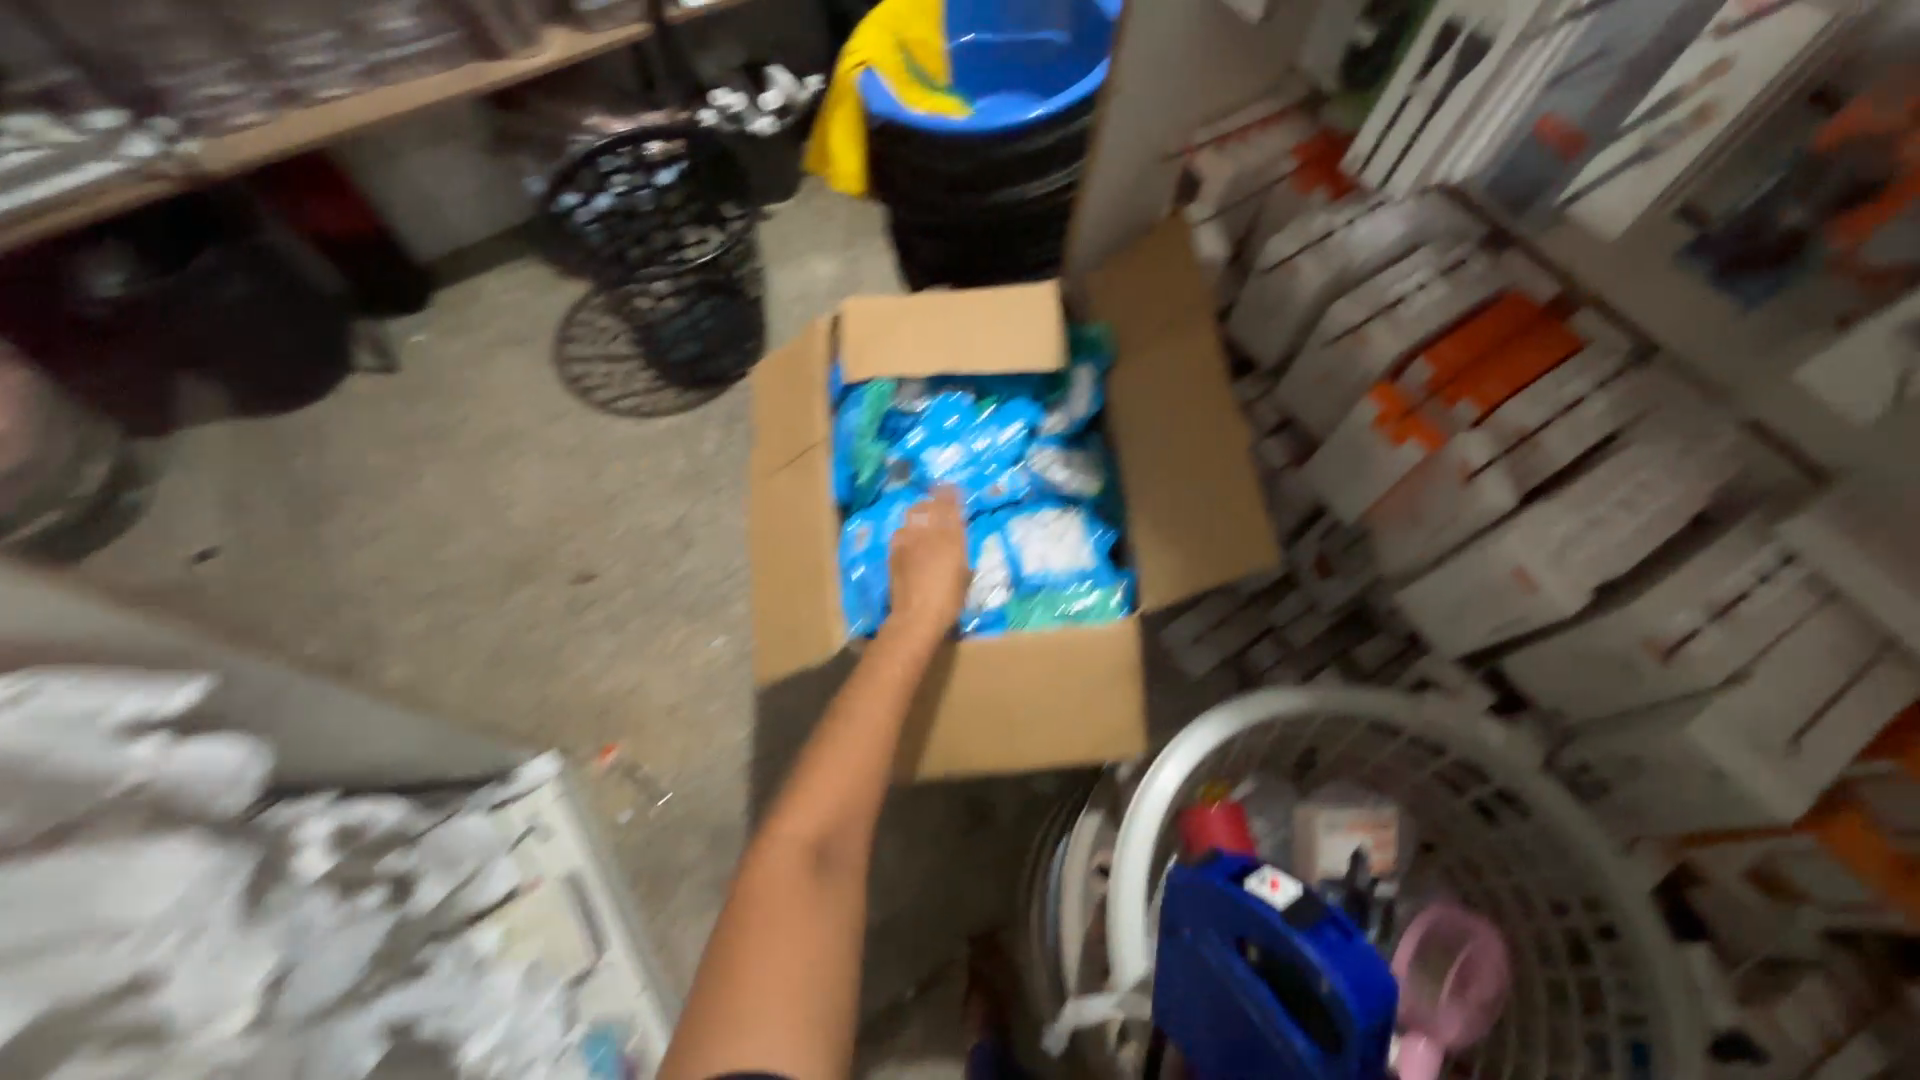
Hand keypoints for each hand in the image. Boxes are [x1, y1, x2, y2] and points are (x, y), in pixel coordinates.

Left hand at [887, 487, 968, 638]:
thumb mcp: (964, 572)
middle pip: (928, 505)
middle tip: (939, 505)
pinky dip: (908, 530)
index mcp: (951, 536)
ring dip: (919, 513)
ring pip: (913, 514)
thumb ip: (960, 549)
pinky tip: (910, 538)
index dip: (951, 494)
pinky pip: (902, 530)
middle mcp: (928, 531)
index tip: (953, 489)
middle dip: (934, 501)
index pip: (950, 504)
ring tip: (923, 520)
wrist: (916, 615)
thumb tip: (956, 536)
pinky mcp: (893, 550)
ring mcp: (907, 539)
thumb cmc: (949, 599)